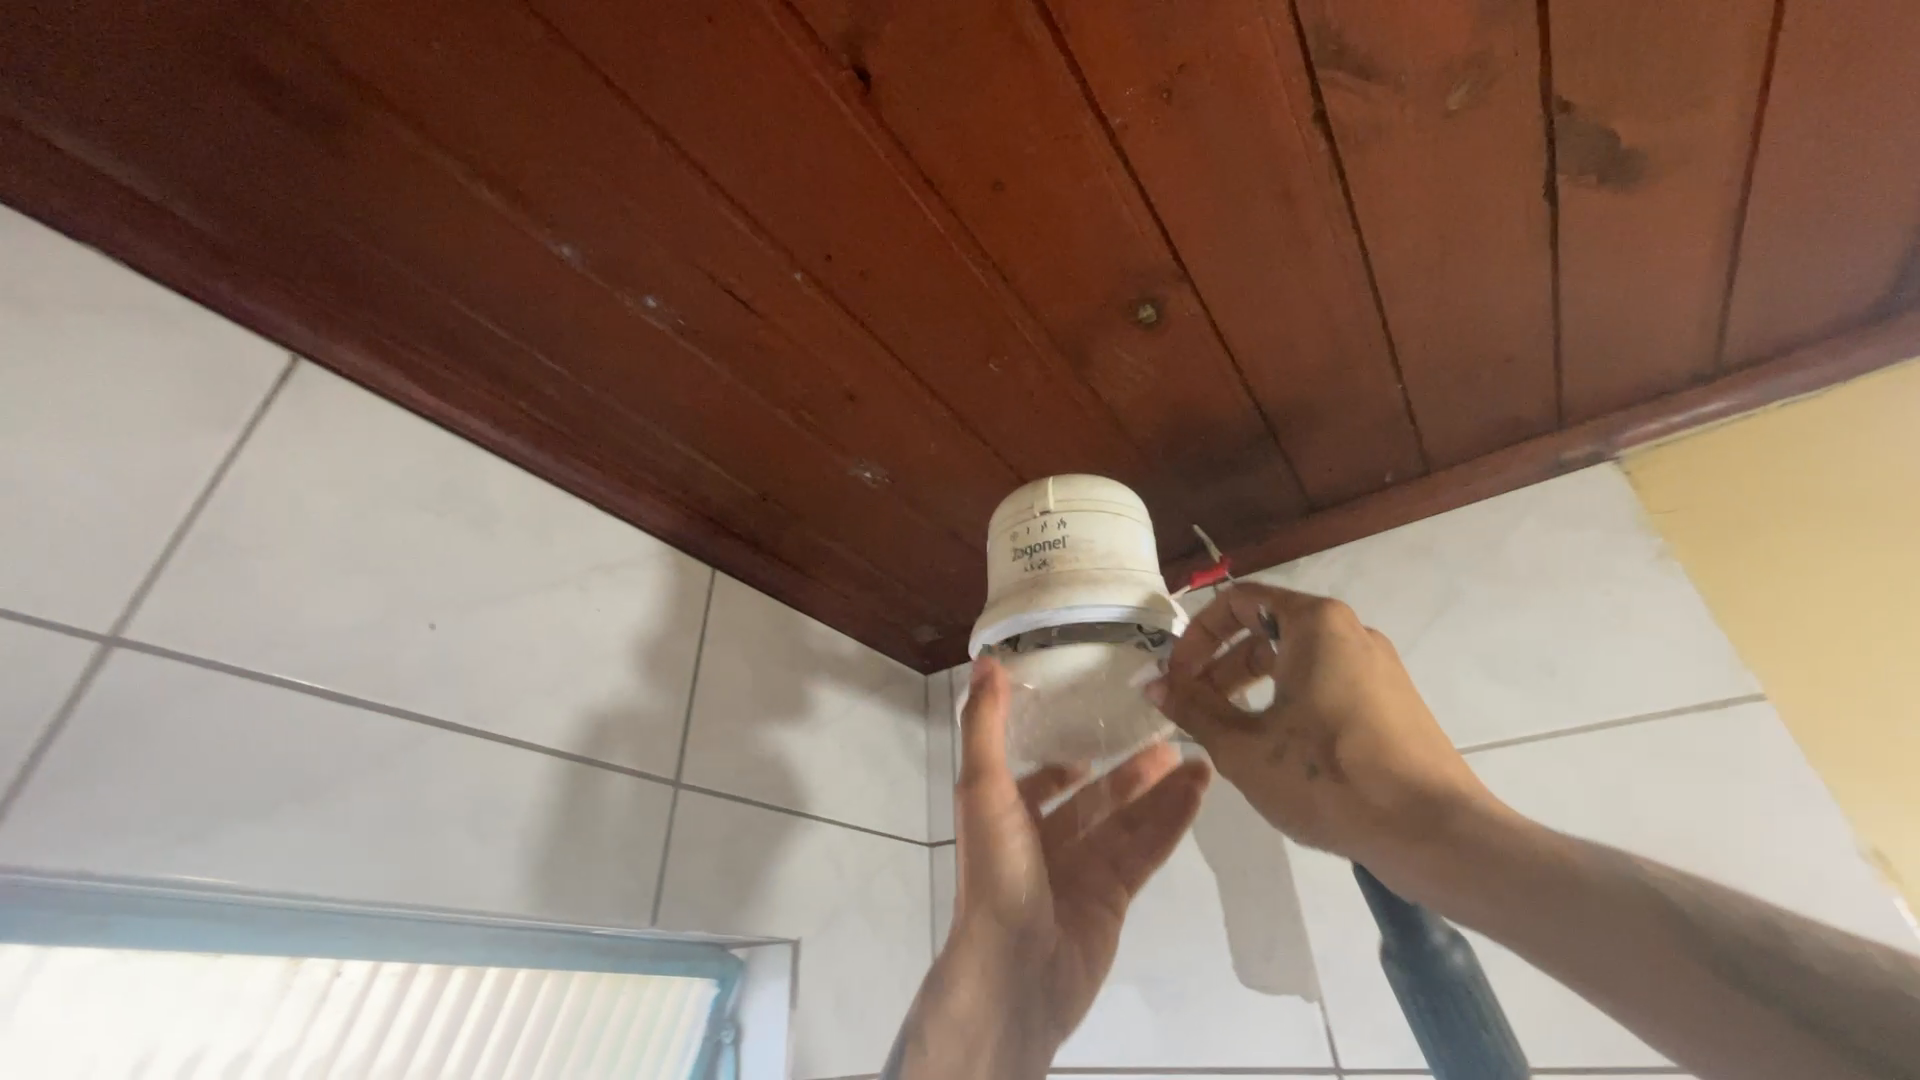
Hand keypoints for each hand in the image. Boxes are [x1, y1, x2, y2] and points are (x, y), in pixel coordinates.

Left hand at [946, 656, 1209, 1056]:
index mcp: (1006, 814)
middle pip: (1092, 797)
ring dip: (1159, 789)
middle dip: (1125, 769)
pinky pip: (1146, 849)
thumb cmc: (994, 872)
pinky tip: (1198, 791)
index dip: (1061, 754)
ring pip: (1126, 820)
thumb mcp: (983, 788)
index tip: (1093, 722)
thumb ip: (986, 725)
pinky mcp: (1113, 897)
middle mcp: (1042, 840)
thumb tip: (987, 660)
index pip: (1036, 777)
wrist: (1016, 972)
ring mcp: (1080, 870)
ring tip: (1197, 757)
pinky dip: (1171, 819)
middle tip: (1165, 734)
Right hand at [1145, 583, 1509, 897]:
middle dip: (1219, 667)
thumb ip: (1192, 709)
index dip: (1196, 636)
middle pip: (1266, 630)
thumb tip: (1152, 685)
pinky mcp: (1393, 701)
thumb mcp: (1243, 746)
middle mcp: (1349, 631)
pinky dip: (1287, 700)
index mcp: (1315, 624)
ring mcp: (1377, 666)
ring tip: (1226, 733)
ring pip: (1295, 660)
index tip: (1176, 678)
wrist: (1434, 833)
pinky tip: (1275, 748)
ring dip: (1250, 687)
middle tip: (1192, 708)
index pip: (1236, 601)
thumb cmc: (1328, 778)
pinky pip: (1325, 682)